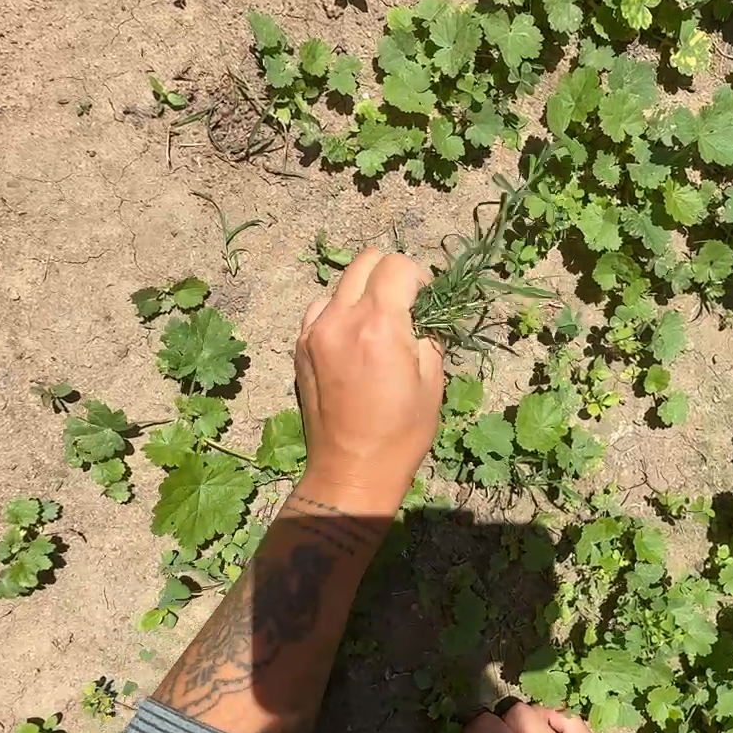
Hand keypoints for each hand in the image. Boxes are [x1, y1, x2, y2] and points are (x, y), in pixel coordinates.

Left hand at [294, 249, 443, 513]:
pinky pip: (320, 309)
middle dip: (389, 273)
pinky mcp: (300, 348)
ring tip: (377, 324)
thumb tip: (417, 322)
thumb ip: (425, 338)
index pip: (396, 266)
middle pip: (365, 262)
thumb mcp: (432, 383)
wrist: (352, 470)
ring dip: (362, 292)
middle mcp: (341, 319)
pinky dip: (339, 311)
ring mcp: (314, 332)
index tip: (425, 297)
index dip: (418, 275)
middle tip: (404, 302)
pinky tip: (352, 338)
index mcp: (379, 325)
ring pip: (340, 283)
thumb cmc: (401, 433)